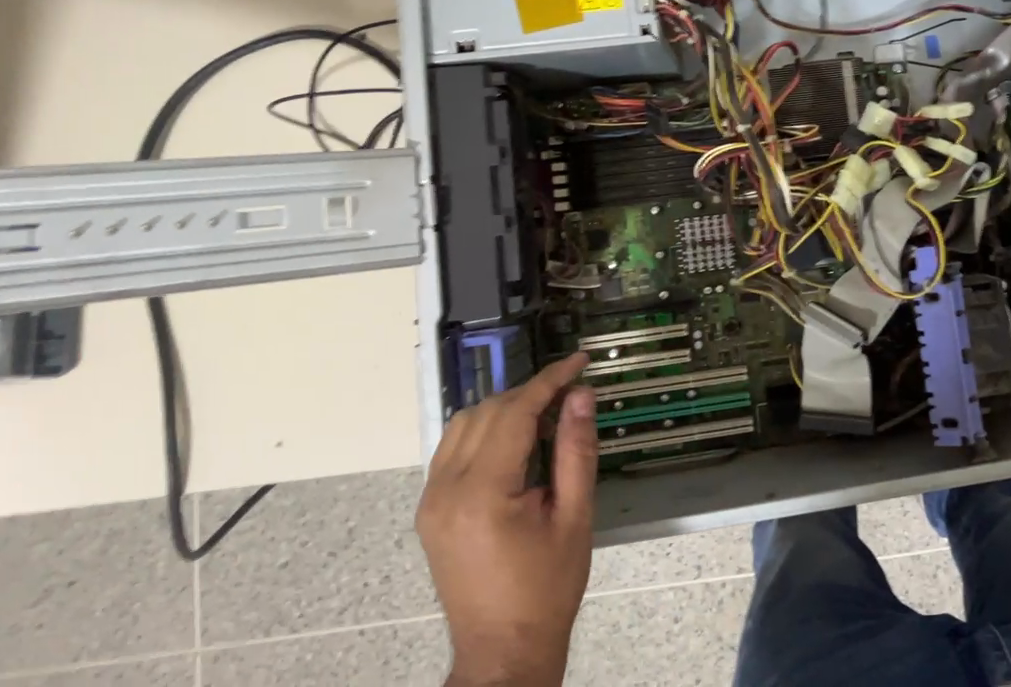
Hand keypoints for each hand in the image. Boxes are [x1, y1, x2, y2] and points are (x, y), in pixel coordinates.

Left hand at [416, 352, 596, 686]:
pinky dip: (486, 432)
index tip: (579, 361)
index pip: (514, 413)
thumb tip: (580, 396)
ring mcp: (431, 501)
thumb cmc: (548, 588)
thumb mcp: (575, 517)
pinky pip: (453, 450)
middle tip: (572, 394)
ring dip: (505, 409)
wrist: (504, 649)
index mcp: (482, 493)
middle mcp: (445, 490)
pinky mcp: (430, 511)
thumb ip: (576, 451)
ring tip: (548, 415)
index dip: (549, 381)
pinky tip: (517, 441)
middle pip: (486, 412)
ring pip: (464, 425)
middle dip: (530, 393)